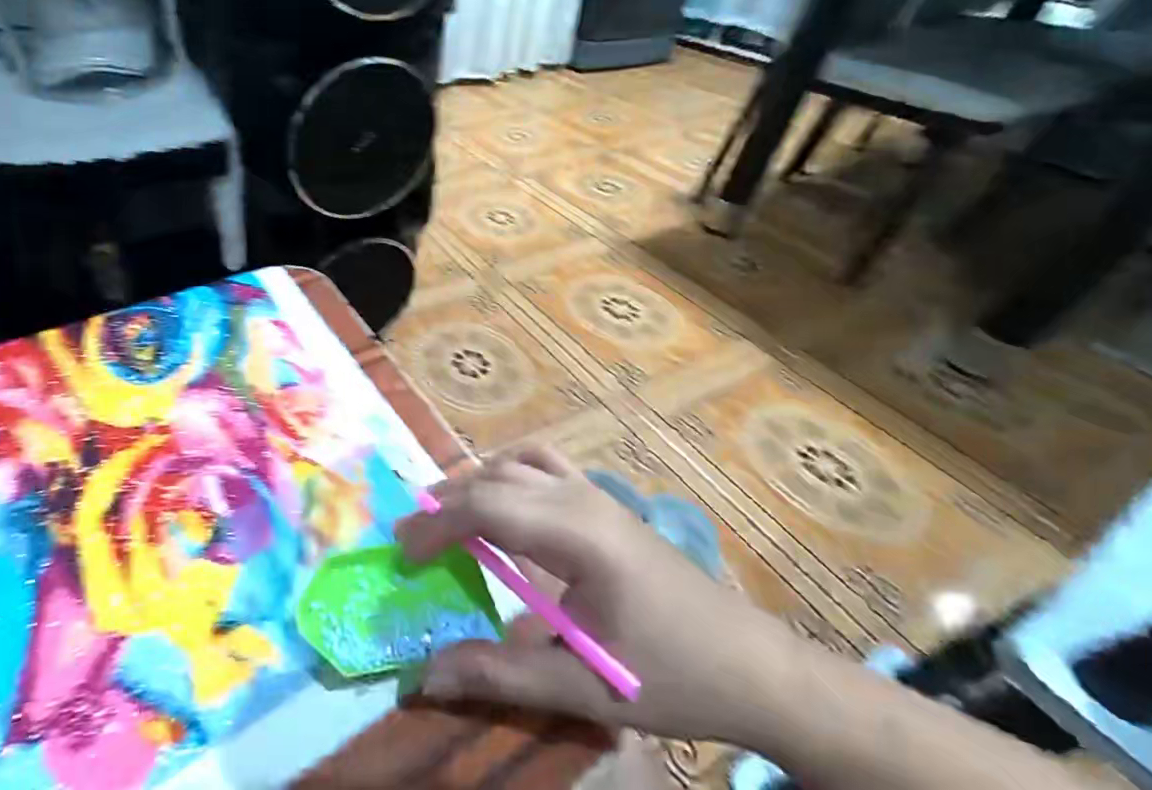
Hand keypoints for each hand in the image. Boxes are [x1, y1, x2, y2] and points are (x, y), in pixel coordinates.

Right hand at [395, 446, 815, 743]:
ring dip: (474, 484)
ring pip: (517, 463)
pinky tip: (502, 504)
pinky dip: (509, 473)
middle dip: (445, 505)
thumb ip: (499, 675)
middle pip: (495, 478)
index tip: (401, 555)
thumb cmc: (671, 675)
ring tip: (444, 522)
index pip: (486, 506)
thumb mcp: (581, 686)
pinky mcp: (605, 502)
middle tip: (410, 545)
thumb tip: (425, 673)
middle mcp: (582, 497)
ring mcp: (596, 493)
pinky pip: (545, 465)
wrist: (750, 663)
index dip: (435, 525)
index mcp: (576, 533)